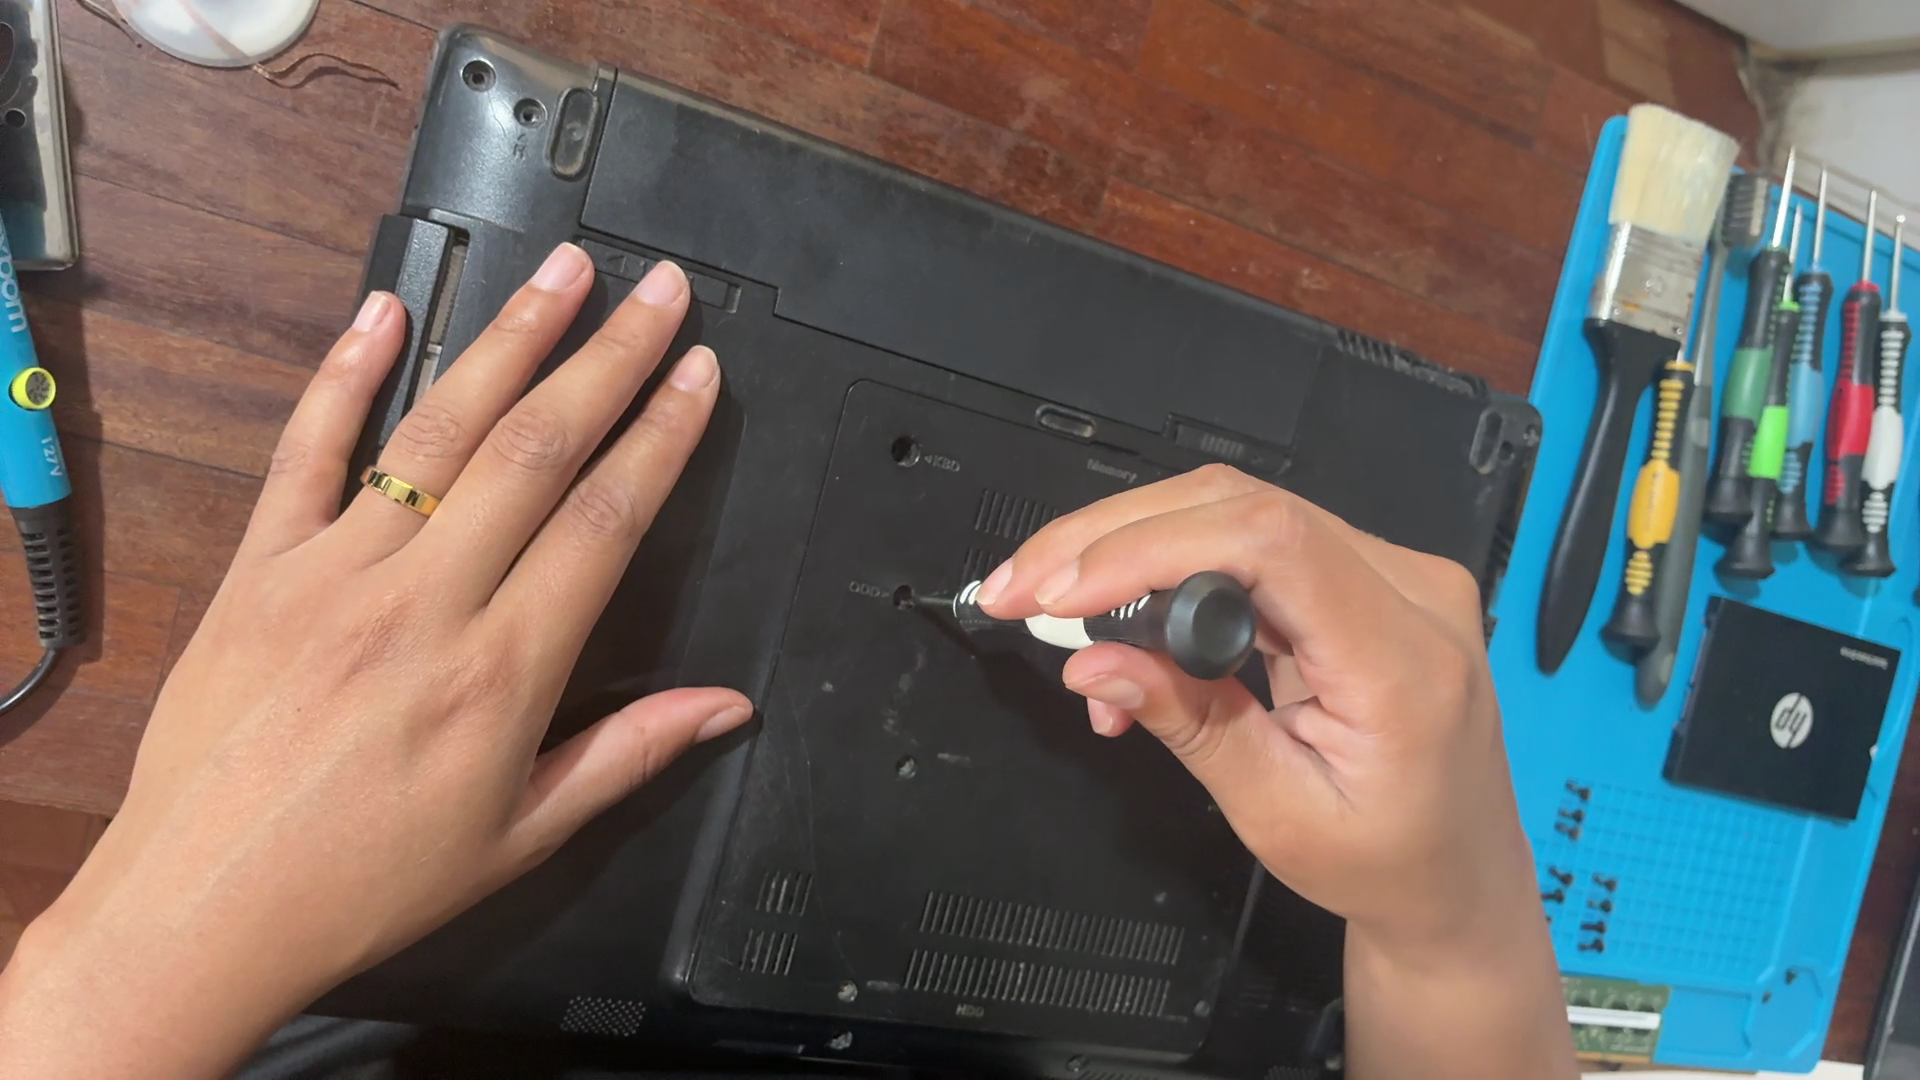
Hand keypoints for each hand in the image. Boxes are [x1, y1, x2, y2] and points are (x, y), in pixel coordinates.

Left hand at [0, 245, 751, 1078]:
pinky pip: (303, 455)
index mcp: (502, 668)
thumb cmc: (378, 878)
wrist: (190, 923)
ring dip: (512, 342)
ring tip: (564, 274)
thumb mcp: (530, 829)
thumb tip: (732, 705)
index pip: (603, 521)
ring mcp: (330, 574)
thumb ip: (636, 752)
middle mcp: (423, 601)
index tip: (698, 375)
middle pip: (535, 451)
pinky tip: (385, 311)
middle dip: (610, 361)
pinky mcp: (257, 570)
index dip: (660, 438)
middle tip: (660, 295)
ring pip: (436, 432)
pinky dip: (343, 376)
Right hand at [977, 465, 1572, 1079]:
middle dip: (1105, 539)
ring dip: (1118, 547)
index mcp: (1403, 655)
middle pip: (1231, 504)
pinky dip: (1154, 571)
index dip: (1149, 548)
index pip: (1267, 542)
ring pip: (1222, 509)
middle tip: (1020, 589)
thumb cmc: (1387, 863)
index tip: (1062, 595)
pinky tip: (1113, 631)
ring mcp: (1379, 567)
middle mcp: (1403, 584)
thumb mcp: (1280, 814)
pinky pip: (1233, 542)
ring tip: (1046, 602)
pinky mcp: (1345, 572)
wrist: (1458, 874)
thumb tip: (1091, 665)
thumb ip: (1188, 725)